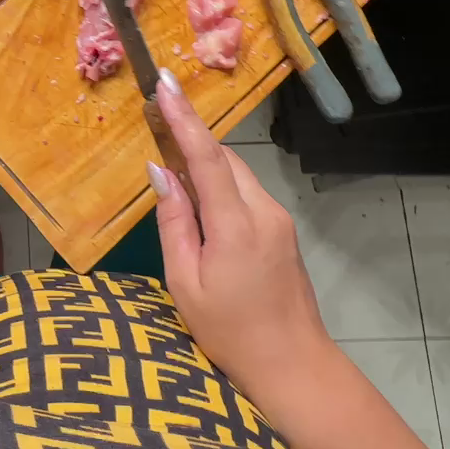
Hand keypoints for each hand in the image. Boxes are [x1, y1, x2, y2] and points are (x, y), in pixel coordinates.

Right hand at [147, 69, 331, 376]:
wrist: (294, 366)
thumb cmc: (229, 331)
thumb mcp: (185, 281)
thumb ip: (173, 221)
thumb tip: (159, 171)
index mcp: (236, 225)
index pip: (206, 156)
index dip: (184, 117)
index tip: (165, 82)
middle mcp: (263, 211)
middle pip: (223, 157)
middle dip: (190, 135)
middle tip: (155, 120)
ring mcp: (277, 218)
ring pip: (235, 171)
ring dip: (203, 160)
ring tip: (169, 158)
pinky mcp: (281, 228)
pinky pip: (243, 189)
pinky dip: (217, 181)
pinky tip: (196, 195)